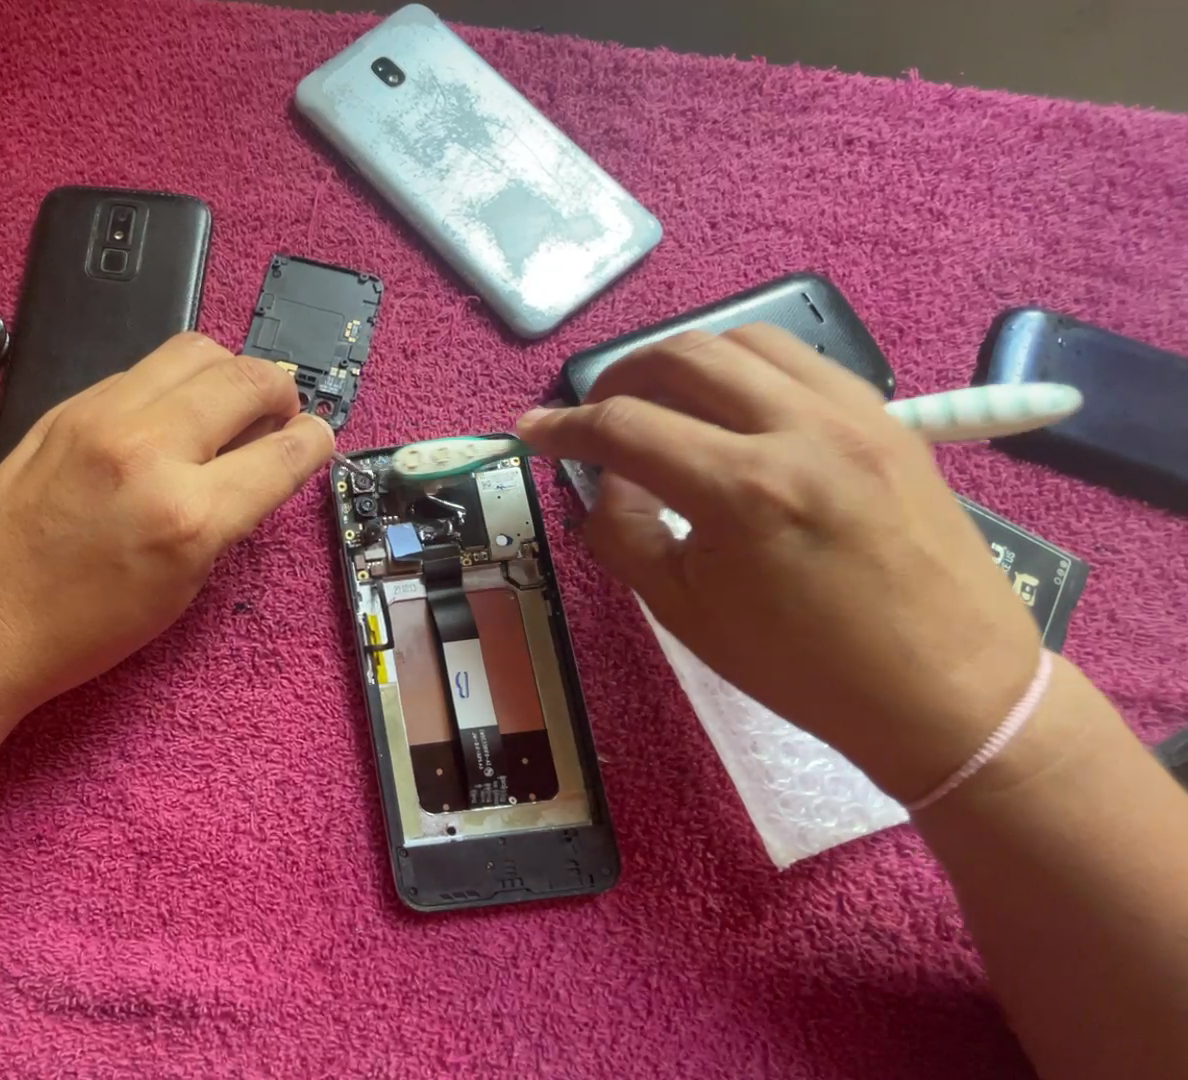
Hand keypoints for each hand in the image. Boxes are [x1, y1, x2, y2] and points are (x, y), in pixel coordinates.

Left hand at [0, 332, 333, 724]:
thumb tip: (259, 461)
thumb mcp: (183, 585)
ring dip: (230, 371)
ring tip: (228, 402)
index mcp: (189, 516)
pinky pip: (142, 369)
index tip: (317, 437)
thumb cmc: (86, 628)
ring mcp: (102, 418)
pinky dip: (175, 383)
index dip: (314, 442)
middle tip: (279, 414)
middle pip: (247, 378)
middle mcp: (150, 450)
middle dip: (282, 391)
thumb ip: (228, 514)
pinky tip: (171, 412)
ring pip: (195, 350)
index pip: (282, 453)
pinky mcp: (67, 407)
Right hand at [518, 325, 1042, 800]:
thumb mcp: (680, 606)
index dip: (563, 425)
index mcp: (743, 491)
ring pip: (744, 340)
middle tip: (593, 415)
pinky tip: (725, 409)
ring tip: (656, 403)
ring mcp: (856, 416)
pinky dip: (741, 369)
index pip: (624, 427)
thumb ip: (621, 530)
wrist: (945, 689)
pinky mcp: (887, 420)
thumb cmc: (799, 664)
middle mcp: (801, 432)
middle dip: (617, 378)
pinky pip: (799, 361)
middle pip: (682, 356)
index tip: (533, 429)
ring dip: (681, 362)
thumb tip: (602, 481)